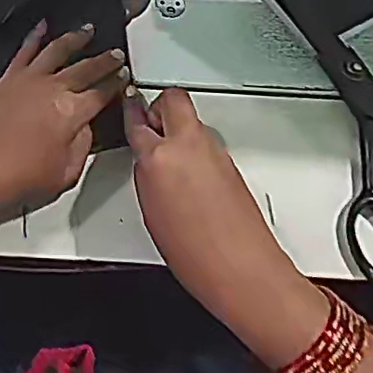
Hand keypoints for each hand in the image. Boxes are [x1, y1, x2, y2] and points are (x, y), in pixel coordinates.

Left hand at [0, 23, 127, 226]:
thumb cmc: (16, 175)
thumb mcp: (66, 172)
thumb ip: (82, 145)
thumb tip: (85, 130)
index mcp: (73, 113)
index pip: (103, 92)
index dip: (116, 83)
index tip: (123, 77)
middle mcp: (53, 90)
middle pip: (87, 67)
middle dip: (105, 59)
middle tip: (115, 54)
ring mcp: (29, 80)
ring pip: (58, 49)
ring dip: (76, 38)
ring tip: (87, 30)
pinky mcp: (8, 78)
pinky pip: (25, 49)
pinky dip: (35, 35)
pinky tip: (42, 26)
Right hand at [126, 88, 307, 323]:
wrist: (244, 272)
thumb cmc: (198, 255)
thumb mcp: (150, 211)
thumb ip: (145, 174)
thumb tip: (145, 160)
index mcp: (160, 158)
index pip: (138, 120)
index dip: (130, 112)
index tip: (128, 108)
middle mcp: (190, 146)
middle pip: (172, 99)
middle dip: (158, 106)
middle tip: (150, 121)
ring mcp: (214, 152)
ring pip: (192, 119)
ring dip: (178, 127)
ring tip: (169, 154)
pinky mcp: (231, 164)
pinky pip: (206, 141)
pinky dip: (195, 148)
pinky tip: (188, 174)